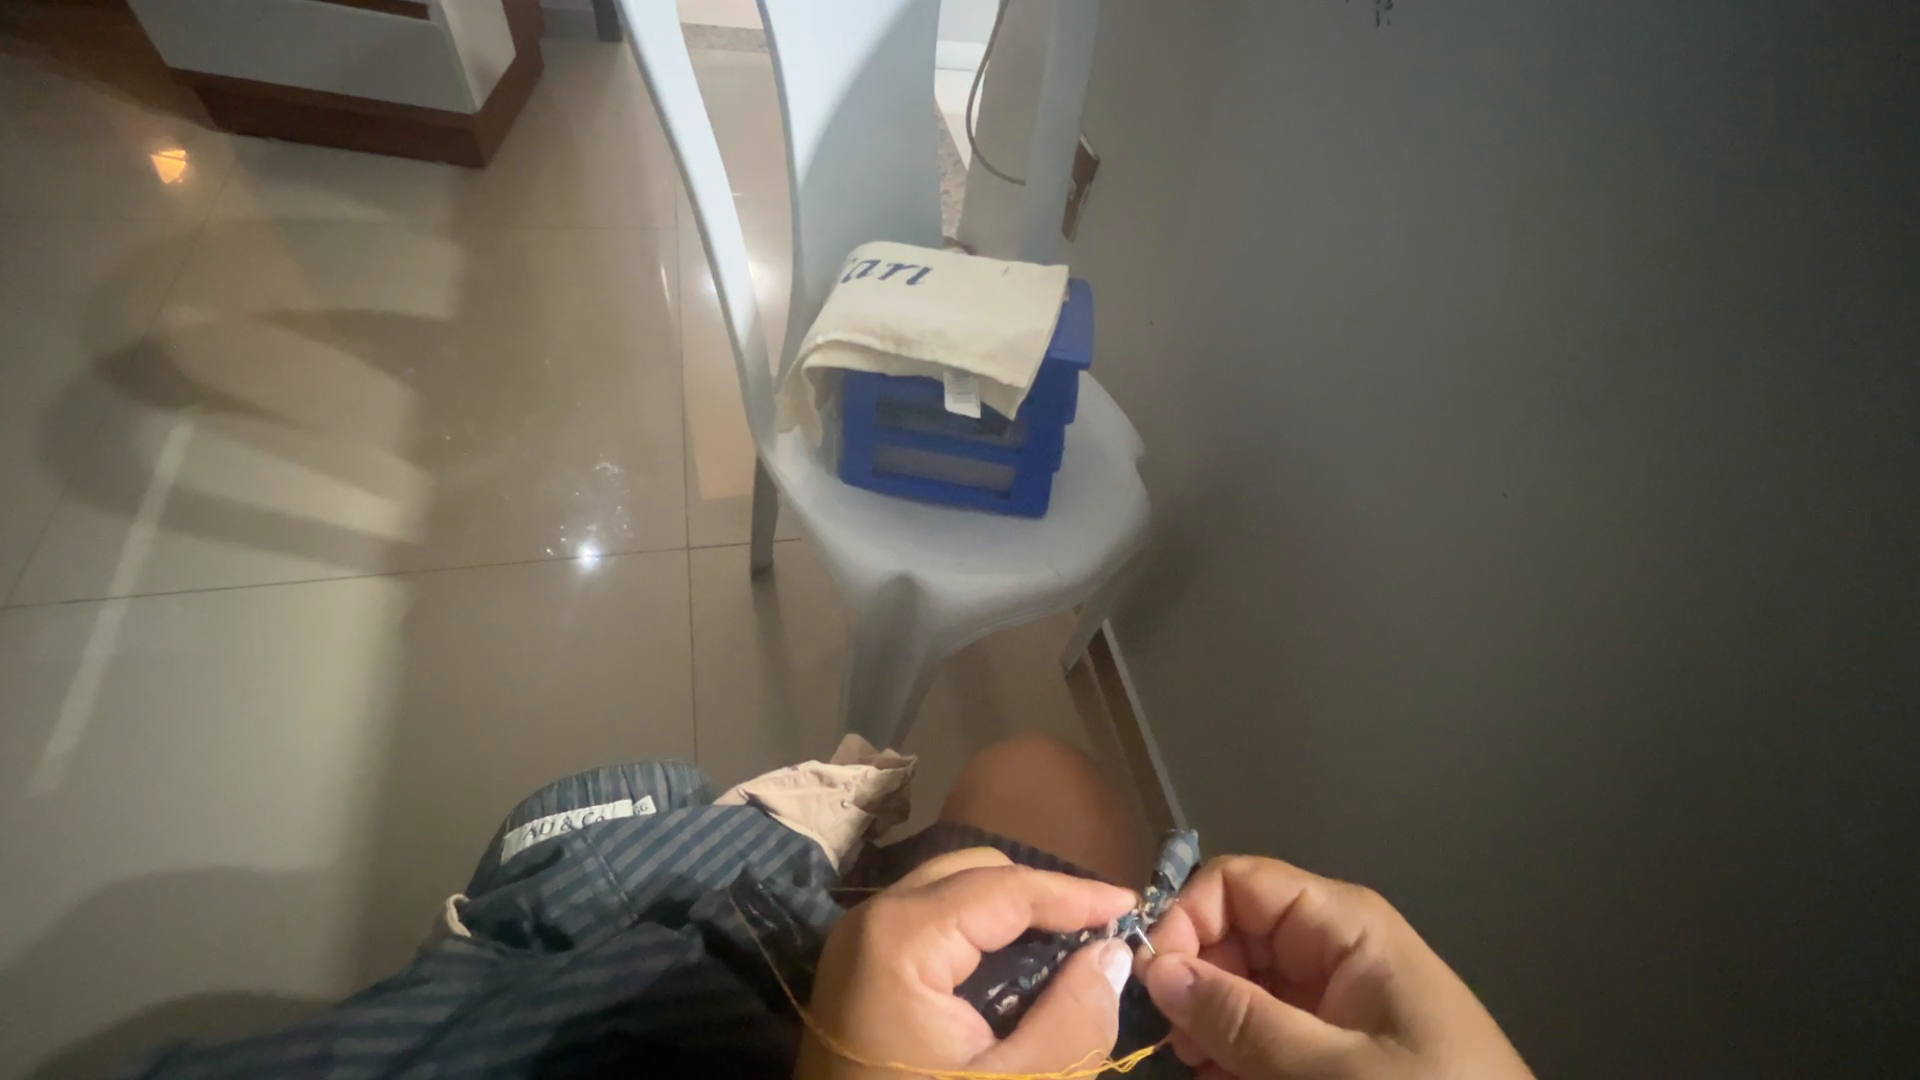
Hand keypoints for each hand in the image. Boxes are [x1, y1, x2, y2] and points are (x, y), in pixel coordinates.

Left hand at [797, 848, 1138, 1079]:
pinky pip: (930, 922)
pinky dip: (978, 933)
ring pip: (951, 890)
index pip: (1003, 887)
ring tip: (1067, 944)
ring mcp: (860, 941)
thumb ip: (1073, 1019)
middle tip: (1097, 931)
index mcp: (901, 936)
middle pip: (973, 873)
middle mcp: (873, 918)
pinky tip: (1015, 967)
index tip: (1129, 905)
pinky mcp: (860, 967)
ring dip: (1010, 912)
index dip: (1073, 893)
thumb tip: (1112, 953)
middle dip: (1038, 895)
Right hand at [1138, 856, 1532, 1079]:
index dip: (1188, 917)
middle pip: (1231, 930)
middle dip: (1192, 976)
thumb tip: (1155, 970)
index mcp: (1341, 924)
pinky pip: (1259, 1024)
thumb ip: (1243, 1021)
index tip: (1155, 979)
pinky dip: (1228, 1048)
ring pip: (1237, 980)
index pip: (1237, 882)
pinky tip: (1214, 1077)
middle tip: (1165, 1038)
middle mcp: (1327, 946)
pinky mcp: (1327, 1042)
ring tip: (1189, 1065)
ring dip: (1204, 1018)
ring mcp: (1326, 996)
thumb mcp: (1338, 1074)